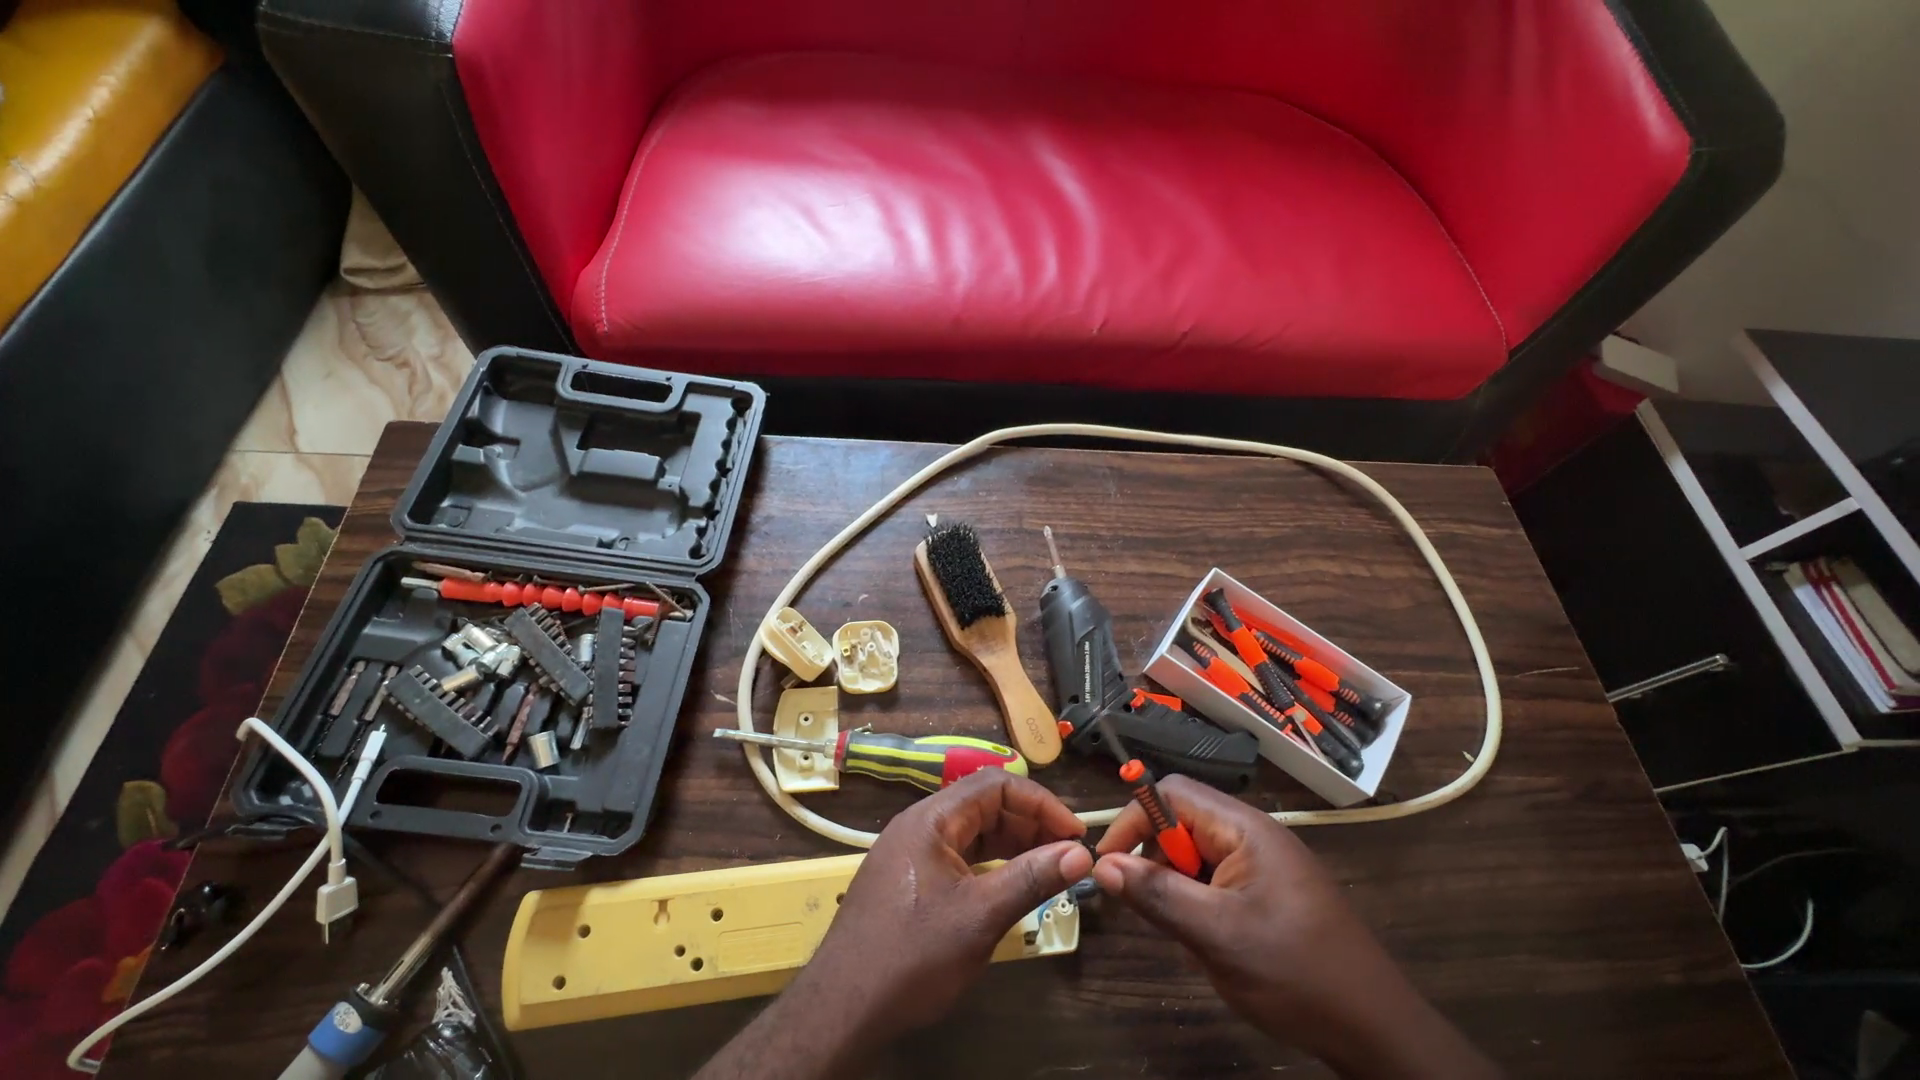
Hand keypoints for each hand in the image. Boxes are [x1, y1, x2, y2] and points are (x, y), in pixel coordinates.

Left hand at [802, 770, 1094, 1038]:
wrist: (843, 1008)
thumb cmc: (913, 955)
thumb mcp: (980, 917)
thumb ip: (1032, 879)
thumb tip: (1080, 853)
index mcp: (930, 820)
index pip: (994, 785)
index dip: (1040, 803)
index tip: (1075, 834)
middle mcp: (918, 826)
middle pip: (983, 804)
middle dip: (1030, 823)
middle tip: (1067, 854)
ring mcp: (910, 854)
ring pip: (971, 832)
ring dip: (1012, 844)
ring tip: (1048, 868)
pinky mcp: (908, 881)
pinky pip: (957, 856)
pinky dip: (989, 864)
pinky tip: (1010, 885)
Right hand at [1093, 776, 1498, 1078]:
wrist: (1374, 1028)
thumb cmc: (1294, 972)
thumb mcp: (1217, 935)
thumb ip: (1158, 894)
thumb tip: (1102, 865)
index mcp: (1246, 829)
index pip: (1173, 793)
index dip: (1134, 819)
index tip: (1109, 866)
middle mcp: (1254, 836)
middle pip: (1182, 821)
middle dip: (1154, 858)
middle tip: (1144, 906)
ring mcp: (1264, 866)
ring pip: (1195, 855)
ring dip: (1176, 887)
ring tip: (1183, 932)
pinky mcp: (1269, 893)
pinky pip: (1215, 881)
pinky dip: (1198, 904)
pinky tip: (1207, 941)